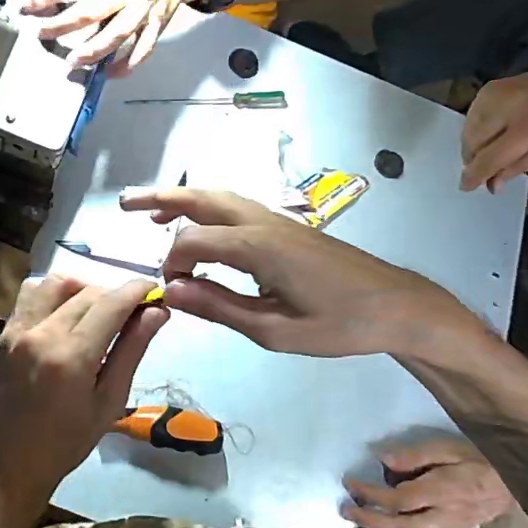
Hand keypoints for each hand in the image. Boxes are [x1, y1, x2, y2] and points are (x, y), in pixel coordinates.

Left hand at [0, 274, 169, 515]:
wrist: (11, 457)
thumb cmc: (67, 440)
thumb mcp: (109, 401)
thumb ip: (132, 349)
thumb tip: (157, 312)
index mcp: (70, 356)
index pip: (109, 304)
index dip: (136, 291)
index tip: (155, 290)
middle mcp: (41, 333)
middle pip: (86, 292)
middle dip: (115, 294)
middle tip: (134, 310)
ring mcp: (18, 329)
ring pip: (55, 282)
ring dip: (83, 287)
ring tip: (99, 310)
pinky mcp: (6, 331)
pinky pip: (32, 293)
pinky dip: (55, 293)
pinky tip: (68, 313)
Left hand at [16, 0, 214, 75]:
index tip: (28, 4)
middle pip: (91, 12)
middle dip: (63, 26)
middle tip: (41, 34)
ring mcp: (142, 10)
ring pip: (116, 34)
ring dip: (93, 50)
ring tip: (72, 60)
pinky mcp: (156, 25)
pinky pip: (142, 50)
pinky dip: (126, 64)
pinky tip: (109, 73)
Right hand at [118, 187, 482, 359]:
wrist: (402, 307)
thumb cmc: (341, 324)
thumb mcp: (276, 330)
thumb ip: (219, 308)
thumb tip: (170, 292)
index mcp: (257, 246)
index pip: (192, 242)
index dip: (172, 266)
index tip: (172, 294)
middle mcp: (261, 222)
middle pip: (200, 198)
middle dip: (160, 198)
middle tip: (125, 203)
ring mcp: (275, 219)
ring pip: (218, 197)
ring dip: (182, 200)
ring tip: (152, 212)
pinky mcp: (285, 226)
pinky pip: (234, 206)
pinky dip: (206, 208)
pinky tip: (199, 226)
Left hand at [342, 439, 516, 527]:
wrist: (512, 482)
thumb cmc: (474, 460)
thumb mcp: (445, 448)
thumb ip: (413, 455)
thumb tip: (381, 459)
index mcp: (441, 492)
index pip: (400, 499)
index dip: (372, 494)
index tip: (349, 484)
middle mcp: (445, 517)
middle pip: (403, 527)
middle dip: (370, 521)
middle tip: (346, 511)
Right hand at [459, 41, 527, 192]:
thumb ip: (526, 164)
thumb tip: (494, 182)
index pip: (491, 157)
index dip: (476, 175)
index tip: (466, 188)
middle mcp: (506, 109)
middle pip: (473, 144)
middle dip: (474, 161)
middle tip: (485, 170)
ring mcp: (493, 95)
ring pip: (467, 132)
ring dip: (474, 147)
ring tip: (489, 152)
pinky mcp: (487, 89)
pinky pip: (470, 118)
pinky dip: (475, 131)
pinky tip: (490, 134)